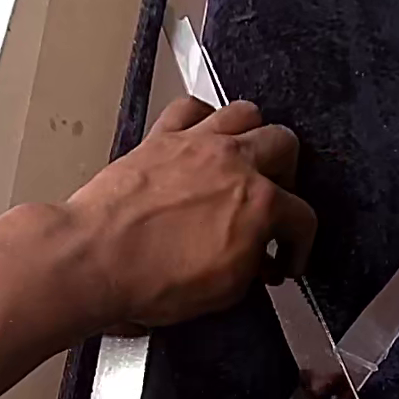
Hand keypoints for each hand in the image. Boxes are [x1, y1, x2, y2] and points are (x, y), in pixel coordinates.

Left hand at [63, 97, 316, 330]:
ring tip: (245, 159)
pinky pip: (191, 107)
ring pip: (246, 113)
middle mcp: (235, 163)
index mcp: (260, 205)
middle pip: (285, 145)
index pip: (302, 217)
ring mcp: (197, 144)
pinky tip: (202, 137)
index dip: (301, 244)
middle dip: (288, 175)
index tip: (288, 257)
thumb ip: (253, 267)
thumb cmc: (153, 279)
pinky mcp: (161, 138)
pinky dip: (203, 117)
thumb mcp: (224, 291)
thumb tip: (258, 260)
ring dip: (254, 135)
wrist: (95, 261)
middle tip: (274, 199)